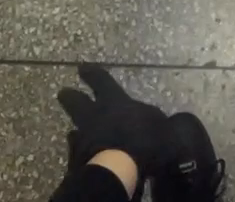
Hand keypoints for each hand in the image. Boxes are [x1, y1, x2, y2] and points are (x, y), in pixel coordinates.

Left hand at [56, 64, 171, 175]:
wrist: (119, 169)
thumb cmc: (144, 141)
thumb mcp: (163, 127)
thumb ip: (161, 122)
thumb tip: (171, 123)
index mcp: (115, 101)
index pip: (101, 81)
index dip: (92, 73)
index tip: (82, 67)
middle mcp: (96, 116)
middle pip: (77, 102)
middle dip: (70, 96)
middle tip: (63, 91)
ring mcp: (85, 138)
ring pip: (75, 128)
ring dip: (76, 127)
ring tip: (72, 129)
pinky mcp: (79, 160)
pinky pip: (76, 152)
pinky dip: (78, 150)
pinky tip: (78, 153)